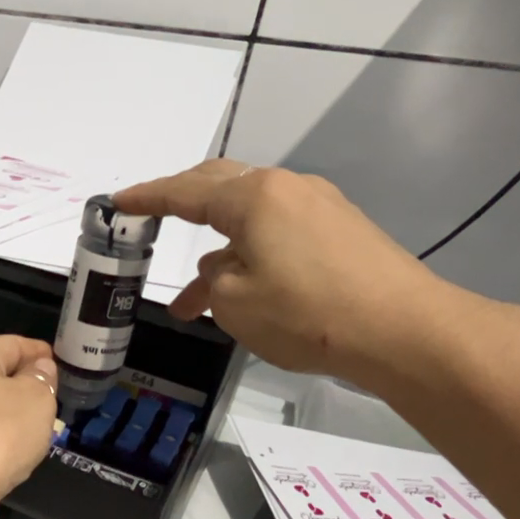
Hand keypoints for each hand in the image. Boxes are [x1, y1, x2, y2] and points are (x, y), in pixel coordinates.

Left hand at [0, 335, 58, 518]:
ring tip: (33, 436)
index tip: (61, 365)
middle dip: (22, 388)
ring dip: (6, 420)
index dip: (41, 353)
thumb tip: (38, 368)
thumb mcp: (36, 400)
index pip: (13, 344)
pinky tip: (5, 461)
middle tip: (51, 404)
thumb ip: (42, 379)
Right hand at [114, 159, 467, 383]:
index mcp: (254, 197)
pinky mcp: (341, 232)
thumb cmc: (306, 313)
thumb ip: (214, 279)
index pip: (185, 192)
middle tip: (150, 219)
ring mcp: (320, 208)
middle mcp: (287, 189)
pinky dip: (249, 256)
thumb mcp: (233, 302)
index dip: (146, 198)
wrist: (403, 331)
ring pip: (249, 220)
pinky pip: (277, 233)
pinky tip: (240, 292)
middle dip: (182, 203)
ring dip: (217, 252)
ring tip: (192, 301)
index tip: (116, 203)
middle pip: (221, 187)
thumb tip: (225, 269)